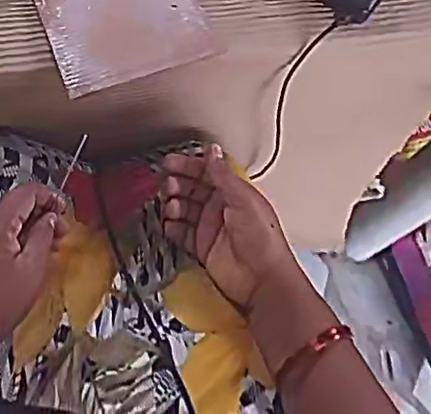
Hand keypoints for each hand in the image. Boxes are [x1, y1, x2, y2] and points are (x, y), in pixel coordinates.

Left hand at [0, 185, 66, 355]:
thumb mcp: (31, 269)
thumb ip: (44, 236)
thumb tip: (50, 218)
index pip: (28, 192)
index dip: (51, 198)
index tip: (65, 212)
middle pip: (19, 202)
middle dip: (43, 214)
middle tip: (61, 234)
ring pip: (11, 217)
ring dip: (32, 227)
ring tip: (50, 247)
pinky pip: (1, 230)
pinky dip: (19, 236)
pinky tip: (31, 255)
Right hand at [160, 145, 300, 309]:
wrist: (263, 281)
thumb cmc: (259, 236)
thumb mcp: (243, 200)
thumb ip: (223, 175)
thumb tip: (212, 149)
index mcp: (231, 191)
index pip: (205, 171)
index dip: (187, 165)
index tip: (169, 163)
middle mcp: (218, 206)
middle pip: (191, 188)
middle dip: (176, 184)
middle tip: (167, 186)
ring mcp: (209, 226)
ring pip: (184, 208)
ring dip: (173, 204)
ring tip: (169, 207)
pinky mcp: (201, 247)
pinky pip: (182, 233)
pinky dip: (172, 227)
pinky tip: (168, 225)